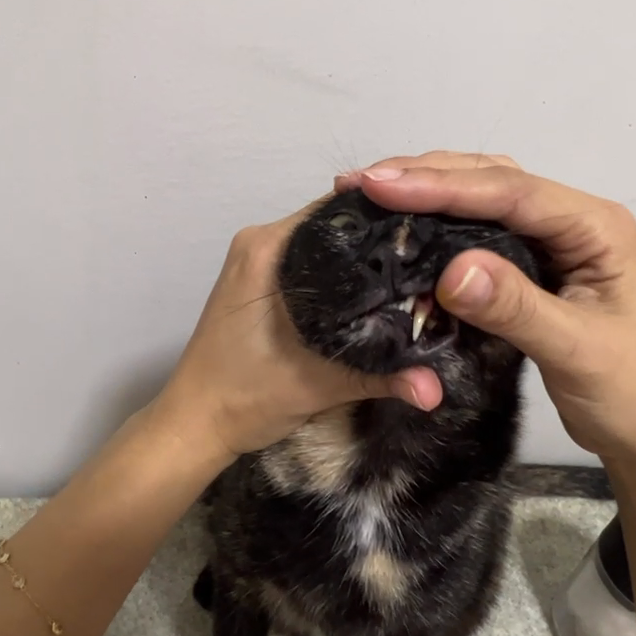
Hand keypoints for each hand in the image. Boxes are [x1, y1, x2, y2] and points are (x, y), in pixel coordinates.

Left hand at [150, 198, 442, 464]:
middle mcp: (260, 242)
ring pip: (324, 244)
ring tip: (415, 273)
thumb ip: (381, 379)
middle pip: (336, 223)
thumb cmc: (244, 397)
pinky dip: (341, 275)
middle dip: (383, 239)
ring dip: (363, 258)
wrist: (195, 425)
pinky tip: (375, 293)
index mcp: (268, 248)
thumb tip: (440, 389)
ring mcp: (256, 261)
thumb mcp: (317, 385)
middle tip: (434, 258)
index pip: (342, 210)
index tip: (434, 233)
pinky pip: (310, 263)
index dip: (392, 217)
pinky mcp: (257, 282)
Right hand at [339, 152, 635, 472]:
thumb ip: (516, 307)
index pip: (510, 191)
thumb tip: (450, 270)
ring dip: (428, 194)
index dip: (441, 186)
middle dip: (425, 177)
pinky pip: (478, 236)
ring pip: (482, 202)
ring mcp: (551, 245)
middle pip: (492, 180)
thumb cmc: (634, 395)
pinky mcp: (531, 272)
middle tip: (360, 185)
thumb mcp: (576, 350)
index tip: (380, 187)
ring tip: (372, 196)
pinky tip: (406, 233)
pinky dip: (439, 228)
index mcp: (593, 227)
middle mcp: (571, 222)